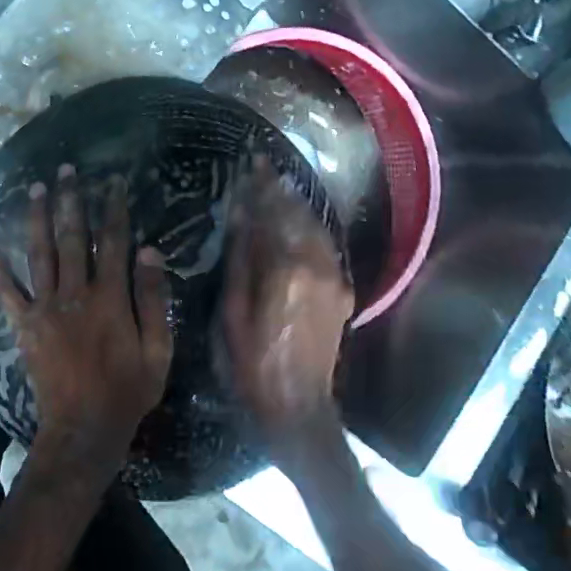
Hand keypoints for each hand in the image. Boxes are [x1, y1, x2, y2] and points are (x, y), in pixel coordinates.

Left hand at [0, 165, 173, 475]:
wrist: (84, 428)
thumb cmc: (128, 390)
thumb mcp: (158, 349)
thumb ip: (153, 299)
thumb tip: (150, 251)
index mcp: (110, 297)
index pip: (113, 242)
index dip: (113, 209)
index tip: (112, 182)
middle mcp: (75, 293)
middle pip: (72, 237)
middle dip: (70, 200)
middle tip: (66, 170)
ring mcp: (45, 307)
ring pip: (40, 253)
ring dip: (37, 218)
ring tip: (34, 188)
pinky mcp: (24, 324)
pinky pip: (7, 291)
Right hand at [222, 156, 355, 447]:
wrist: (296, 408)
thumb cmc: (249, 363)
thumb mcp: (230, 311)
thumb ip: (239, 260)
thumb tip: (241, 217)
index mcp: (284, 269)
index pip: (271, 215)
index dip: (260, 188)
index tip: (251, 162)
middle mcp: (316, 267)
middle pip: (297, 216)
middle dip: (279, 190)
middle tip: (264, 166)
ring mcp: (333, 281)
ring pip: (316, 229)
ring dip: (298, 205)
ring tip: (281, 185)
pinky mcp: (340, 295)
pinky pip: (326, 247)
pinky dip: (311, 227)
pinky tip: (301, 222)